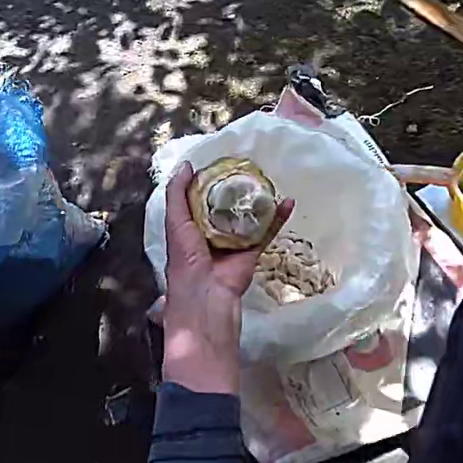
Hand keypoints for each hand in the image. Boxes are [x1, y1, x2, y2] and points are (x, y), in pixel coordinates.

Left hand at [161, 161, 293, 395]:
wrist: (207, 301)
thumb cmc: (185, 262)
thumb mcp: (175, 224)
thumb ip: (177, 195)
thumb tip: (186, 165)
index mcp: (188, 229)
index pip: (197, 200)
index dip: (206, 182)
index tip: (218, 162)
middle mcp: (210, 235)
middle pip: (224, 207)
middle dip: (234, 188)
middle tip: (247, 165)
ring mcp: (232, 245)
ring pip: (247, 218)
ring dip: (257, 201)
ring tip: (267, 178)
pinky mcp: (251, 255)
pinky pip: (265, 233)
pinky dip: (277, 218)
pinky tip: (287, 202)